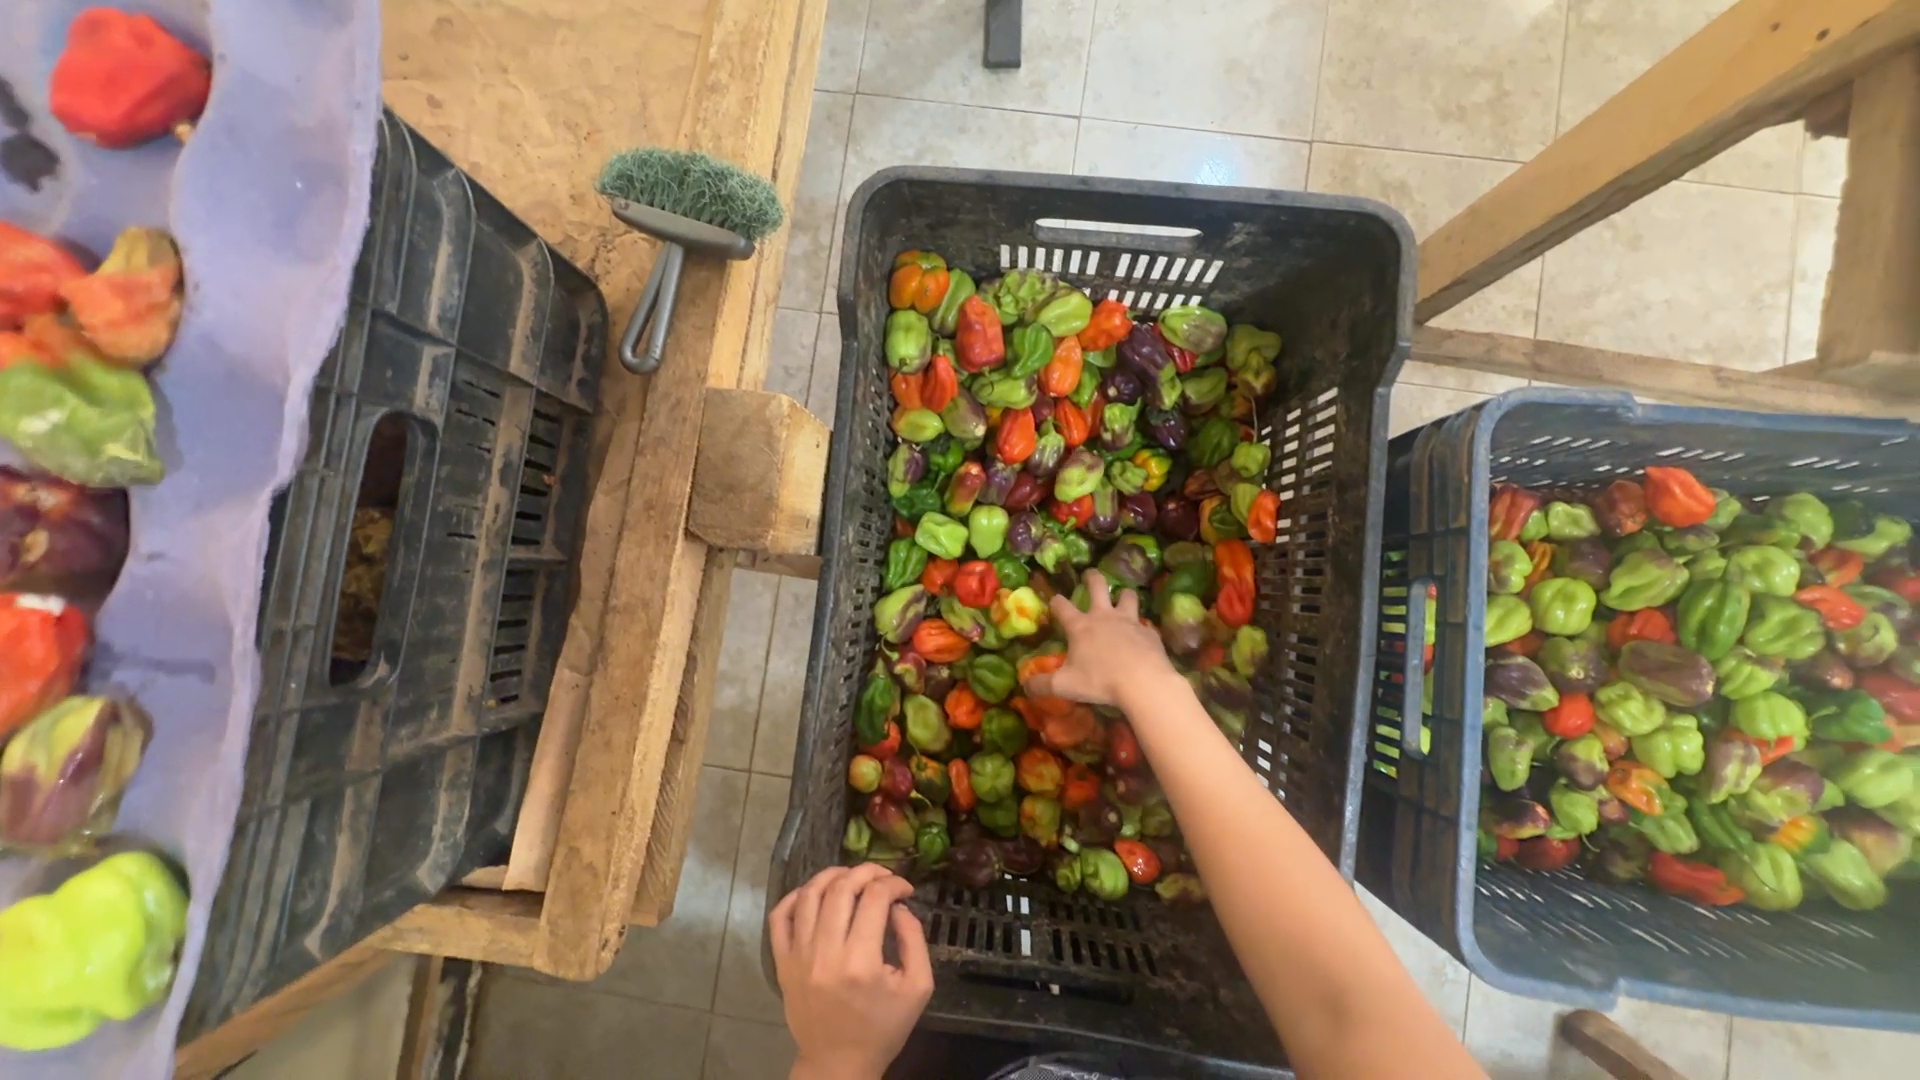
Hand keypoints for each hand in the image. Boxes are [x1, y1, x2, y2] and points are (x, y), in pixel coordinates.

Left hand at [770, 864, 931, 1079]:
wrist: (838, 1066)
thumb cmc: (883, 1028)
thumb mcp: (918, 988)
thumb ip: (914, 939)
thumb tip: (898, 905)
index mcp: (862, 962)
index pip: (875, 898)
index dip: (894, 883)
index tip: (905, 888)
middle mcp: (826, 954)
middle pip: (842, 888)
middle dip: (867, 871)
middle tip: (882, 876)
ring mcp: (799, 957)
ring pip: (809, 894)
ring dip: (833, 875)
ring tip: (852, 877)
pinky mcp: (782, 963)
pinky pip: (780, 916)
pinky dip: (796, 895)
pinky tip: (816, 893)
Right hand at [1024, 569, 1175, 708]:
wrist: (1144, 682)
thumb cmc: (1100, 681)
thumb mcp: (1065, 686)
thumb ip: (1042, 684)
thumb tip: (1025, 685)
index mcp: (1080, 626)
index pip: (1062, 605)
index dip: (1056, 601)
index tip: (1054, 601)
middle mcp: (1104, 616)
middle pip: (1098, 585)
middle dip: (1092, 577)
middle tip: (1089, 574)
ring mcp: (1129, 621)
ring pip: (1127, 596)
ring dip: (1123, 594)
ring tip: (1122, 597)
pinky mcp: (1149, 632)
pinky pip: (1144, 624)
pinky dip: (1141, 627)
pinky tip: (1141, 636)